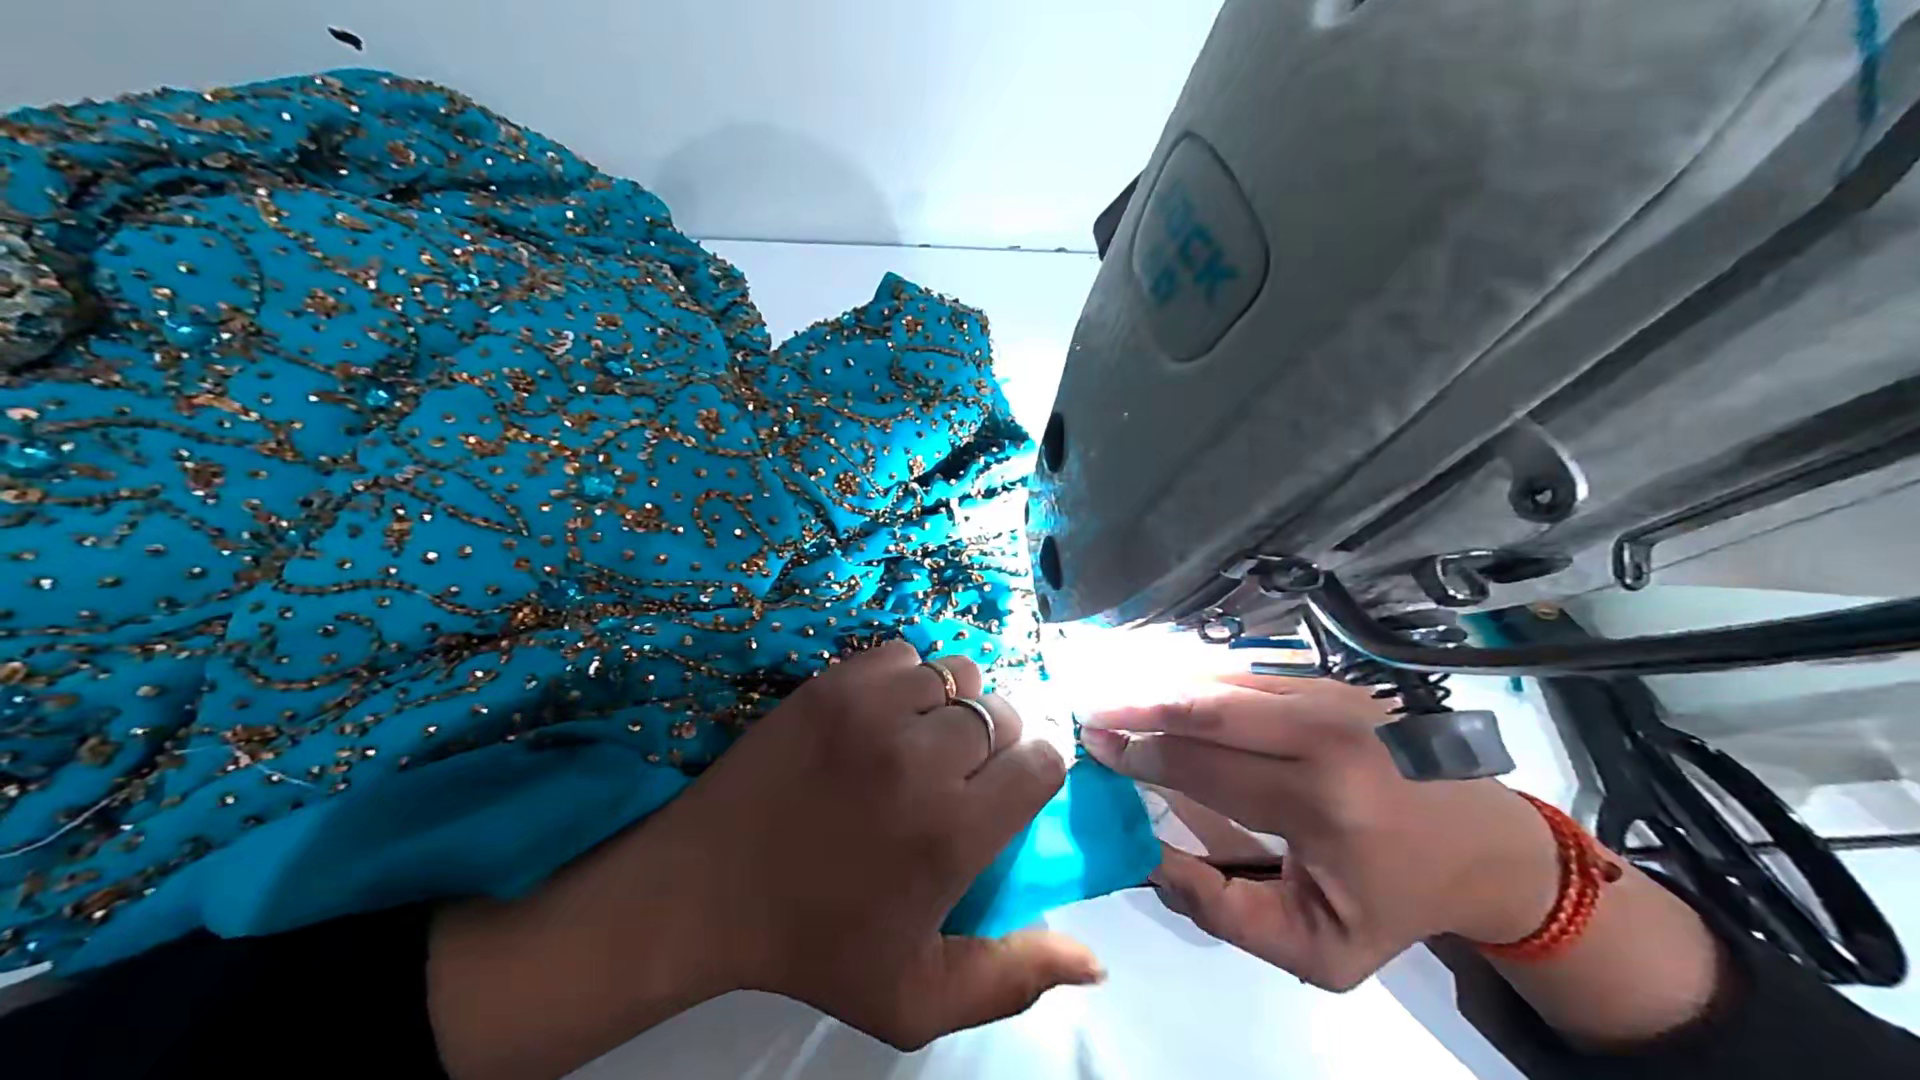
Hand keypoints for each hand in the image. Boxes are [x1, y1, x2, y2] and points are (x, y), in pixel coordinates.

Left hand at [664, 639, 1097, 1041]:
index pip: (1041, 762)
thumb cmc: (815, 945)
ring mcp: (876, 711)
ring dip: (953, 704)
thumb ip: (1013, 979)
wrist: (706, 889)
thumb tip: (1098, 964)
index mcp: (956, 833)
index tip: (1006, 789)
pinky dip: (907, 678)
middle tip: (958, 769)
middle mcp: (925, 760)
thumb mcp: (917, 997)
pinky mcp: (834, 682)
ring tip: (922, 735)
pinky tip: (884, 714)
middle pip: (1002, 713)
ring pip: (958, 675)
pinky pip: (905, 654)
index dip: (1033, 772)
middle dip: (996, 739)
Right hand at [1080, 674, 1558, 990]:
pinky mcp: (1326, 680)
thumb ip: (1219, 909)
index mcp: (1326, 806)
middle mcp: (1327, 735)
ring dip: (1158, 683)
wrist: (1479, 842)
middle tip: (1088, 709)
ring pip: (1219, 678)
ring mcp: (1330, 696)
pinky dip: (1190, 677)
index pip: (1207, 767)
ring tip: (1109, 691)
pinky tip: (1153, 682)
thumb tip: (1139, 852)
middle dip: (1138, 705)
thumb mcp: (1314, 947)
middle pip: (1206, 705)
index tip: (1097, 748)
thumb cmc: (1390, 900)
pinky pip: (1239, 673)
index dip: (1142, 755)